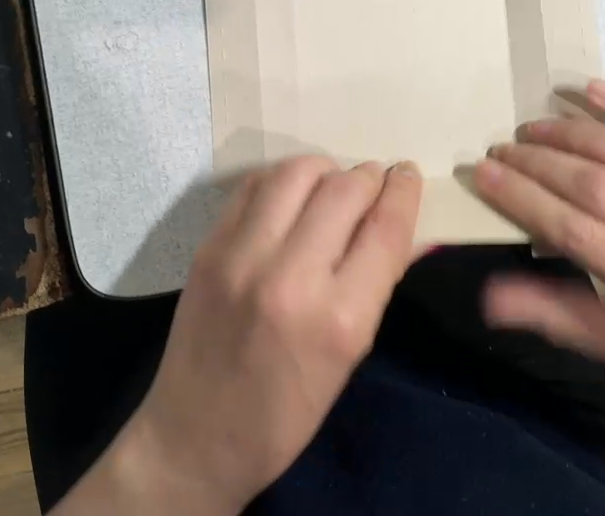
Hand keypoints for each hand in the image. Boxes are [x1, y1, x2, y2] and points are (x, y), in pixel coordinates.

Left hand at [103, 156, 422, 512]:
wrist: (196, 436)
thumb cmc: (287, 413)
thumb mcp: (349, 356)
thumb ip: (374, 283)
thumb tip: (396, 222)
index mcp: (339, 319)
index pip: (385, 228)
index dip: (404, 192)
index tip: (408, 175)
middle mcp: (291, 277)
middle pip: (344, 189)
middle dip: (368, 177)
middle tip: (373, 182)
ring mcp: (242, 256)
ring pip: (295, 173)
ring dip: (324, 169)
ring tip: (331, 185)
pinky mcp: (208, 246)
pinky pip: (253, 186)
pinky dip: (280, 180)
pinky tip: (289, 195)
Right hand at [471, 81, 604, 402]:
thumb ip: (558, 315)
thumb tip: (491, 296)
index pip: (577, 233)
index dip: (523, 199)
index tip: (483, 173)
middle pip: (598, 188)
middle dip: (537, 163)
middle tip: (499, 150)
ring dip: (573, 134)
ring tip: (531, 129)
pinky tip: (592, 90)